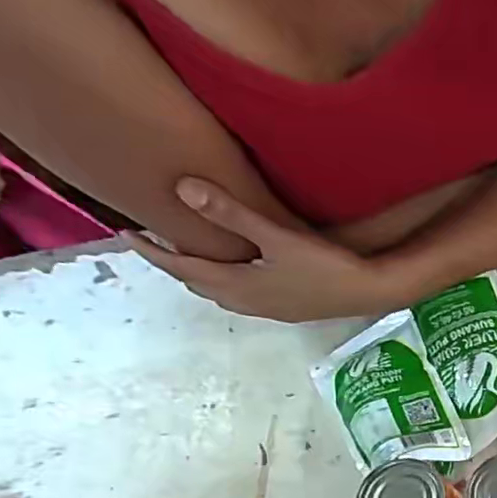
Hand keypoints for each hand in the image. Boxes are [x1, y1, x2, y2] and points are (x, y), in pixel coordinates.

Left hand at [129, 178, 404, 321]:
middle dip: (175, 265)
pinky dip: (225, 282)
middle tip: (156, 242)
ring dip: (202, 276)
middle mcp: (248, 302)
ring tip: (191, 254)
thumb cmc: (323, 266)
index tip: (128, 234)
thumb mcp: (275, 237)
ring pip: (221, 294)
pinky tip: (236, 271)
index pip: (183, 268)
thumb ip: (230, 213)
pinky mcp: (286, 309)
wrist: (368, 293)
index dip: (154, 252)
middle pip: (199, 285)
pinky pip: (241, 297)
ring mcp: (269, 309)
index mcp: (238, 285)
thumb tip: (181, 187)